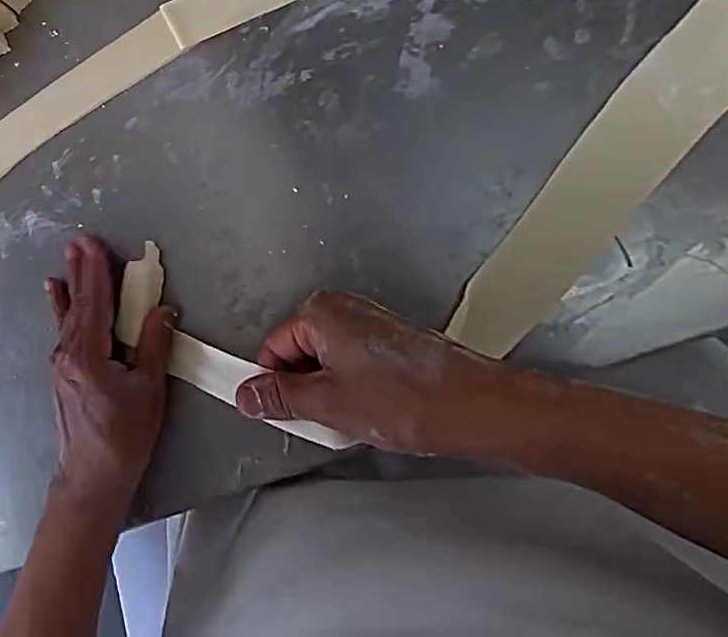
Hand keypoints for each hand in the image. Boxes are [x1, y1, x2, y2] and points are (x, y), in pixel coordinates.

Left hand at [45, 236, 175, 508]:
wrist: (92, 480)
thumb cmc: (125, 437)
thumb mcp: (150, 390)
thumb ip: (154, 345)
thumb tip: (163, 310)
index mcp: (90, 355)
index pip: (96, 303)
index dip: (97, 271)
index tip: (95, 244)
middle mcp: (69, 353)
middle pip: (79, 303)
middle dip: (83, 269)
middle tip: (82, 239)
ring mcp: (61, 362)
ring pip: (70, 314)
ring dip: (74, 282)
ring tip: (72, 255)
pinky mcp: (62, 372)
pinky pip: (63, 330)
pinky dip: (61, 307)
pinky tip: (54, 291)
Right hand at [234, 291, 528, 455]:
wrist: (478, 408)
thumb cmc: (412, 399)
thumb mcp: (329, 405)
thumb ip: (280, 397)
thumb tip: (248, 394)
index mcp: (321, 312)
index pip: (272, 347)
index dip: (272, 384)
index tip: (274, 410)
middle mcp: (343, 308)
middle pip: (298, 352)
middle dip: (305, 389)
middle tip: (325, 420)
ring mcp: (368, 322)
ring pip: (326, 362)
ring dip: (330, 393)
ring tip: (356, 418)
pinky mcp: (387, 340)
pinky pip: (351, 363)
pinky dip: (353, 389)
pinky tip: (374, 412)